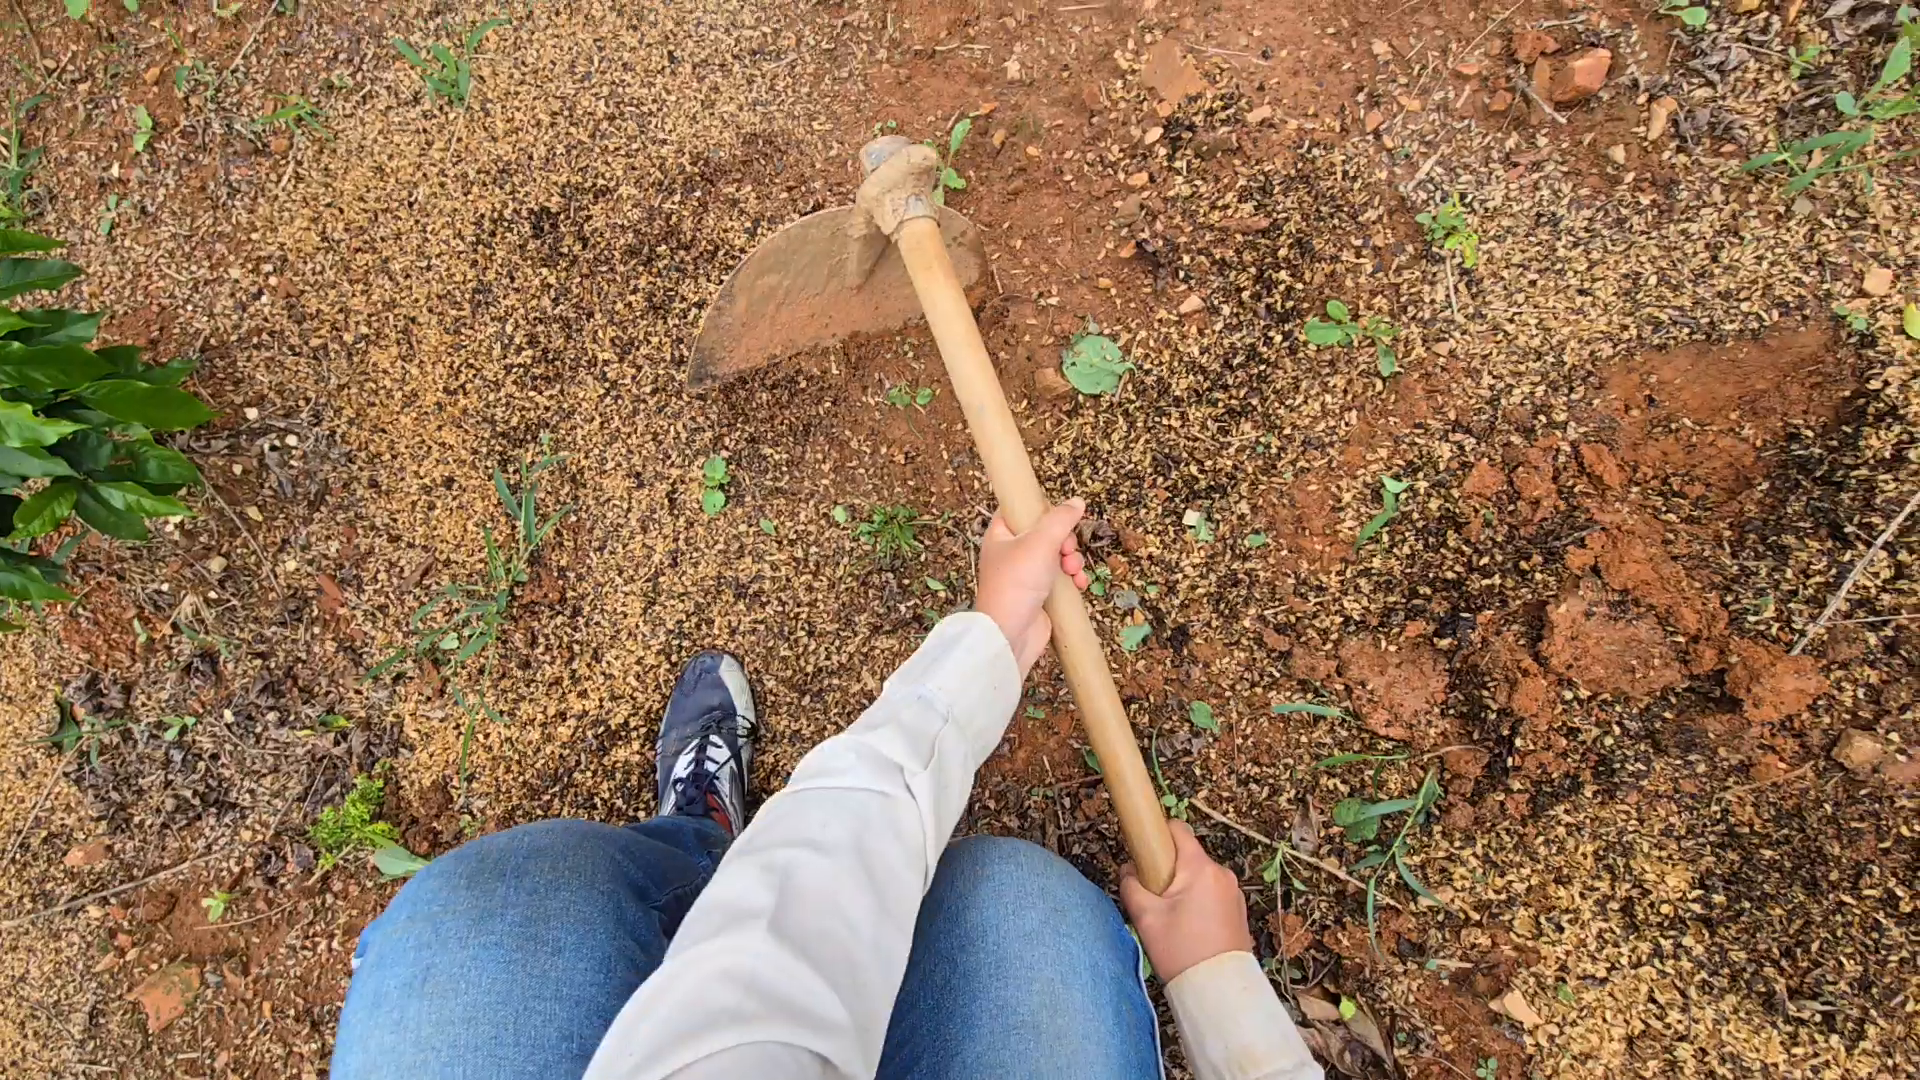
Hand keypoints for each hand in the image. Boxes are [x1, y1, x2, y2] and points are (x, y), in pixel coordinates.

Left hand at [974, 499, 1090, 676]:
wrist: (1010, 634)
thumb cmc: (1016, 583)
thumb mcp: (1040, 542)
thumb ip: (1060, 520)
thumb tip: (1077, 502)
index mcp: (1001, 534)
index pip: (1020, 509)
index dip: (1041, 509)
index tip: (1058, 518)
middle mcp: (1011, 552)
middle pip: (1046, 532)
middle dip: (1065, 540)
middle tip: (1067, 551)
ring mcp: (1025, 574)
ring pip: (1057, 555)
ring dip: (1072, 560)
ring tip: (1072, 571)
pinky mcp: (1039, 593)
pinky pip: (1061, 578)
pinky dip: (1072, 579)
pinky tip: (1078, 584)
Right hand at [1119, 822, 1253, 982]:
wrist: (1219, 995)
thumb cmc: (1181, 953)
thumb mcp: (1145, 917)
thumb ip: (1131, 885)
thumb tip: (1128, 870)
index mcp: (1200, 868)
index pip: (1176, 828)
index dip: (1157, 833)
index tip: (1144, 851)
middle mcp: (1222, 874)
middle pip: (1186, 855)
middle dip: (1168, 869)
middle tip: (1155, 897)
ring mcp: (1234, 893)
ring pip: (1199, 876)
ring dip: (1184, 887)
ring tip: (1172, 918)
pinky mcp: (1239, 911)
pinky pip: (1212, 893)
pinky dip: (1199, 901)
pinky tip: (1190, 928)